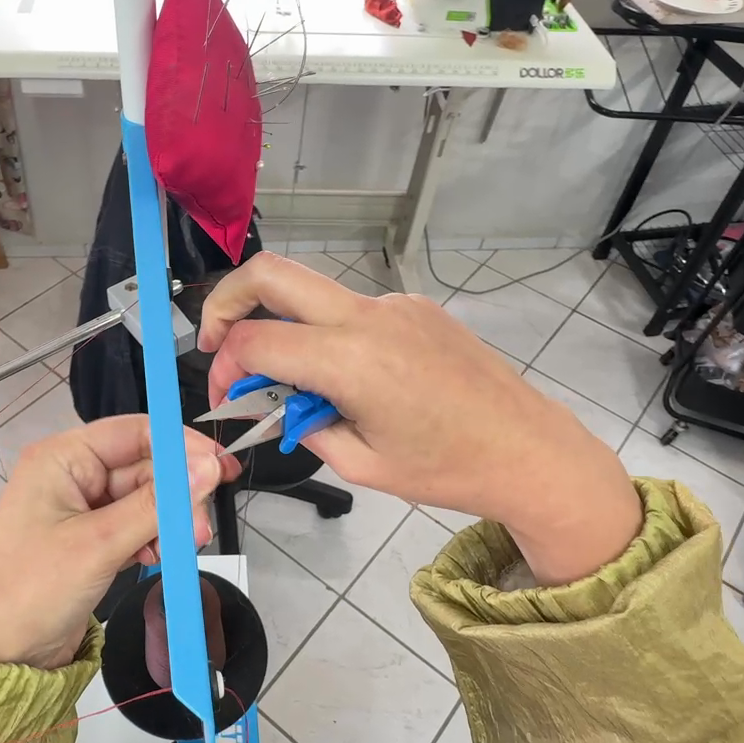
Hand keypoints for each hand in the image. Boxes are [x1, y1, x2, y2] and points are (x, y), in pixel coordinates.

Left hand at [0, 416, 240, 669]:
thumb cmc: (32, 589)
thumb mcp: (99, 544)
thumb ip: (157, 505)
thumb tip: (210, 467)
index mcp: (63, 458)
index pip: (135, 432)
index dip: (180, 445)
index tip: (221, 467)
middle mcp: (73, 475)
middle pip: (144, 466)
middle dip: (177, 493)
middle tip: (201, 527)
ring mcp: (82, 509)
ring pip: (145, 498)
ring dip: (169, 519)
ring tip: (186, 546)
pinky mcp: (91, 540)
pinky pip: (136, 525)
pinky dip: (154, 538)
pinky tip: (160, 555)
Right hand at [199, 254, 640, 585]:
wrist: (528, 448)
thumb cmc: (446, 469)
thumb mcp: (360, 463)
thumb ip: (304, 425)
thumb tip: (273, 404)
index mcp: (351, 360)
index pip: (255, 339)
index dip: (223, 365)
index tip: (223, 393)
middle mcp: (368, 316)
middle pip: (270, 273)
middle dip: (225, 300)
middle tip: (216, 341)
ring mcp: (394, 304)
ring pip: (311, 292)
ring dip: (283, 325)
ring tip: (296, 382)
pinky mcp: (414, 306)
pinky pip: (351, 308)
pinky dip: (328, 334)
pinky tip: (349, 378)